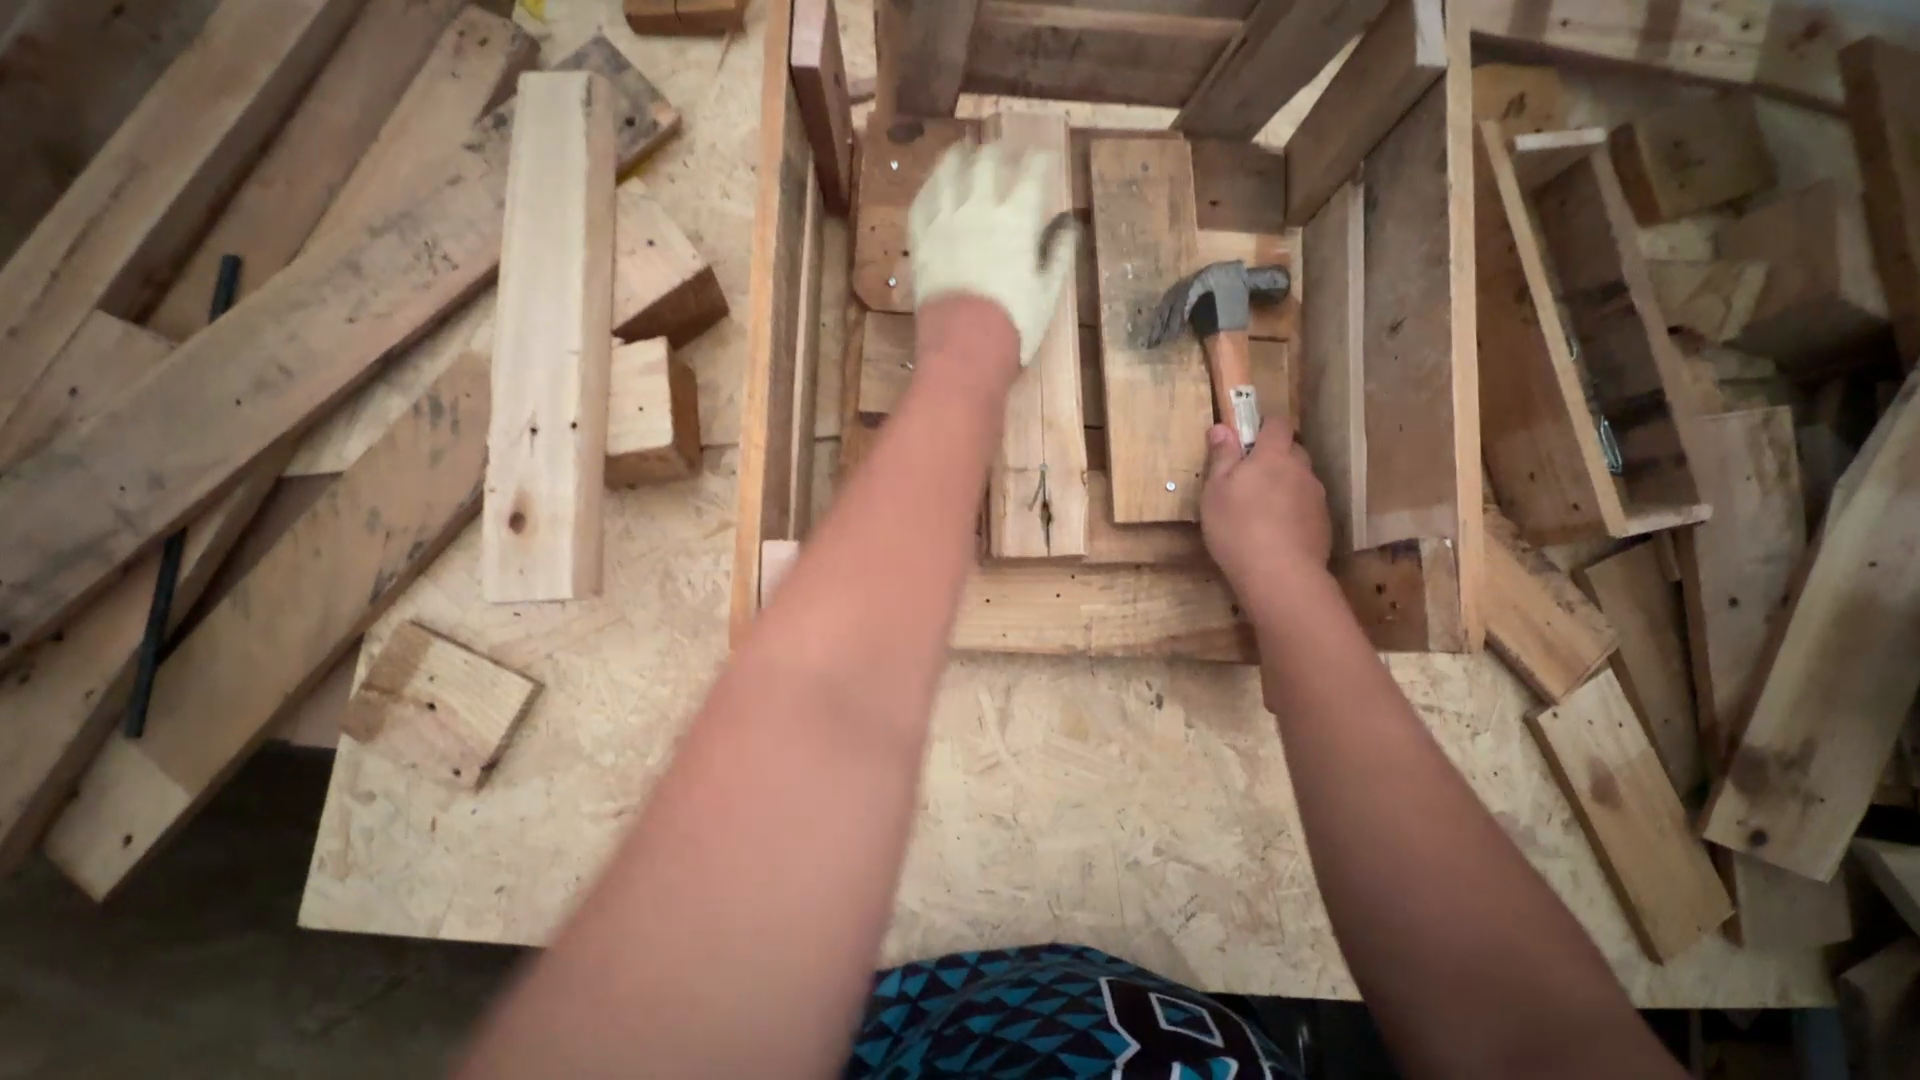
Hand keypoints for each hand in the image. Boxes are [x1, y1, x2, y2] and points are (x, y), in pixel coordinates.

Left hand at [909, 140, 1075, 365]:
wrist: (963, 349)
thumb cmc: (1014, 325)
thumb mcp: (1047, 293)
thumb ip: (1058, 254)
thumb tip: (1070, 226)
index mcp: (1017, 219)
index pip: (1031, 174)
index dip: (1039, 160)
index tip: (1042, 155)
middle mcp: (979, 210)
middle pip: (986, 164)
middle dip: (996, 151)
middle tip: (1000, 147)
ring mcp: (944, 223)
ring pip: (947, 174)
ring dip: (956, 158)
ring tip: (960, 151)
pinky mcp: (920, 243)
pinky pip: (921, 204)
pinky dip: (928, 188)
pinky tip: (931, 185)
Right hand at [1200, 419, 1331, 597]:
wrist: (1280, 575)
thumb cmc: (1237, 528)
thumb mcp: (1215, 491)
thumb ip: (1222, 457)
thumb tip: (1221, 427)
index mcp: (1273, 456)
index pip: (1277, 424)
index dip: (1264, 426)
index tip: (1246, 439)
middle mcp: (1301, 470)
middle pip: (1292, 450)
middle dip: (1275, 456)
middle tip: (1250, 478)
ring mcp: (1316, 497)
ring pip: (1301, 480)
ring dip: (1285, 485)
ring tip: (1263, 511)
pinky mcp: (1324, 523)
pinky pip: (1307, 506)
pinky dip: (1294, 511)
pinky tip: (1277, 532)